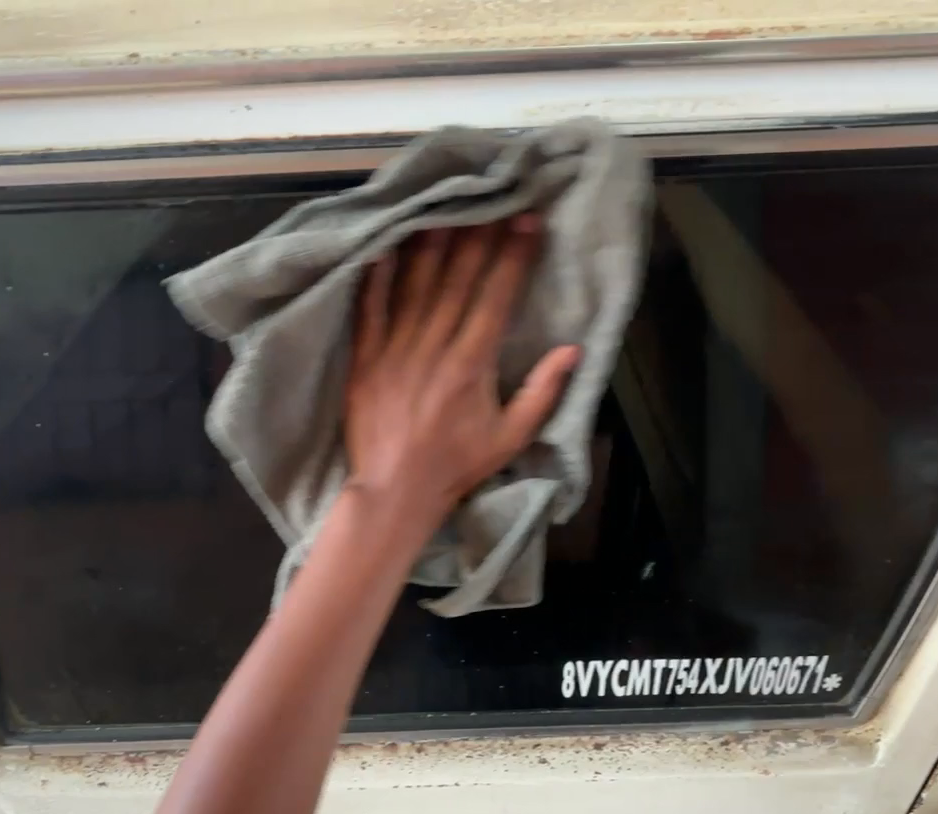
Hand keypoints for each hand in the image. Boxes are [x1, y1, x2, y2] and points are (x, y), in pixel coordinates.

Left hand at [344, 216, 581, 527]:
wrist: (395, 490)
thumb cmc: (457, 466)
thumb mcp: (510, 438)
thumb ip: (541, 393)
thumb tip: (572, 351)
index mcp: (471, 364)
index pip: (496, 296)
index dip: (513, 255)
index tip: (527, 220)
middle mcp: (433, 347)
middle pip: (457, 279)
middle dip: (478, 236)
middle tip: (491, 198)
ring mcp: (395, 350)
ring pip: (415, 285)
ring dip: (431, 242)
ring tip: (445, 207)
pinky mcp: (365, 359)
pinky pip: (370, 308)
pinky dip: (376, 275)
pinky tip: (385, 244)